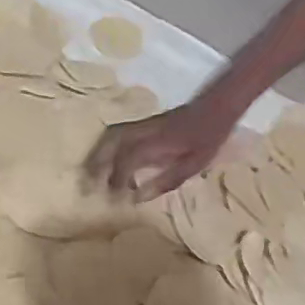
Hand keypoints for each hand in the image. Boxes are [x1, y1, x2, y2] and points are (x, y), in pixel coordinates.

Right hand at [87, 102, 232, 200]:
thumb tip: (137, 198)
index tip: (114, 197)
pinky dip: (106, 146)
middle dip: (96, 166)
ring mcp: (141, 125)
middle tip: (88, 186)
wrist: (216, 106)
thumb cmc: (208, 138)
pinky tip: (106, 159)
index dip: (117, 179)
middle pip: (110, 146)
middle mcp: (143, 132)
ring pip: (110, 137)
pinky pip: (116, 133)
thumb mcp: (193, 166)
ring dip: (97, 155)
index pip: (126, 160)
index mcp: (156, 143)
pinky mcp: (143, 123)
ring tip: (91, 174)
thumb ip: (165, 182)